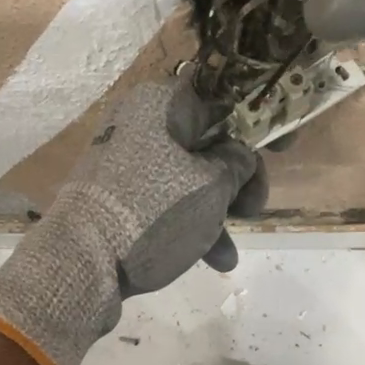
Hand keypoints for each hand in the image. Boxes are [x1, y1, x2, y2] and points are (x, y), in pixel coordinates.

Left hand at [0, 75, 266, 364]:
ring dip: (216, 212)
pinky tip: (210, 260)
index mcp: (160, 102)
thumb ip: (237, 163)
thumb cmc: (152, 214)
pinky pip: (162, 200)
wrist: (81, 265)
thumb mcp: (210, 187)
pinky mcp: (115, 196)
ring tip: (227, 254)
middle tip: (253, 211)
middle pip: (206, 143)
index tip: (283, 148)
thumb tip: (240, 154)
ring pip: (187, 177)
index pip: (222, 99)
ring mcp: (123, 161)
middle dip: (237, 181)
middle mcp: (139, 122)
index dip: (256, 124)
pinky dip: (188, 224)